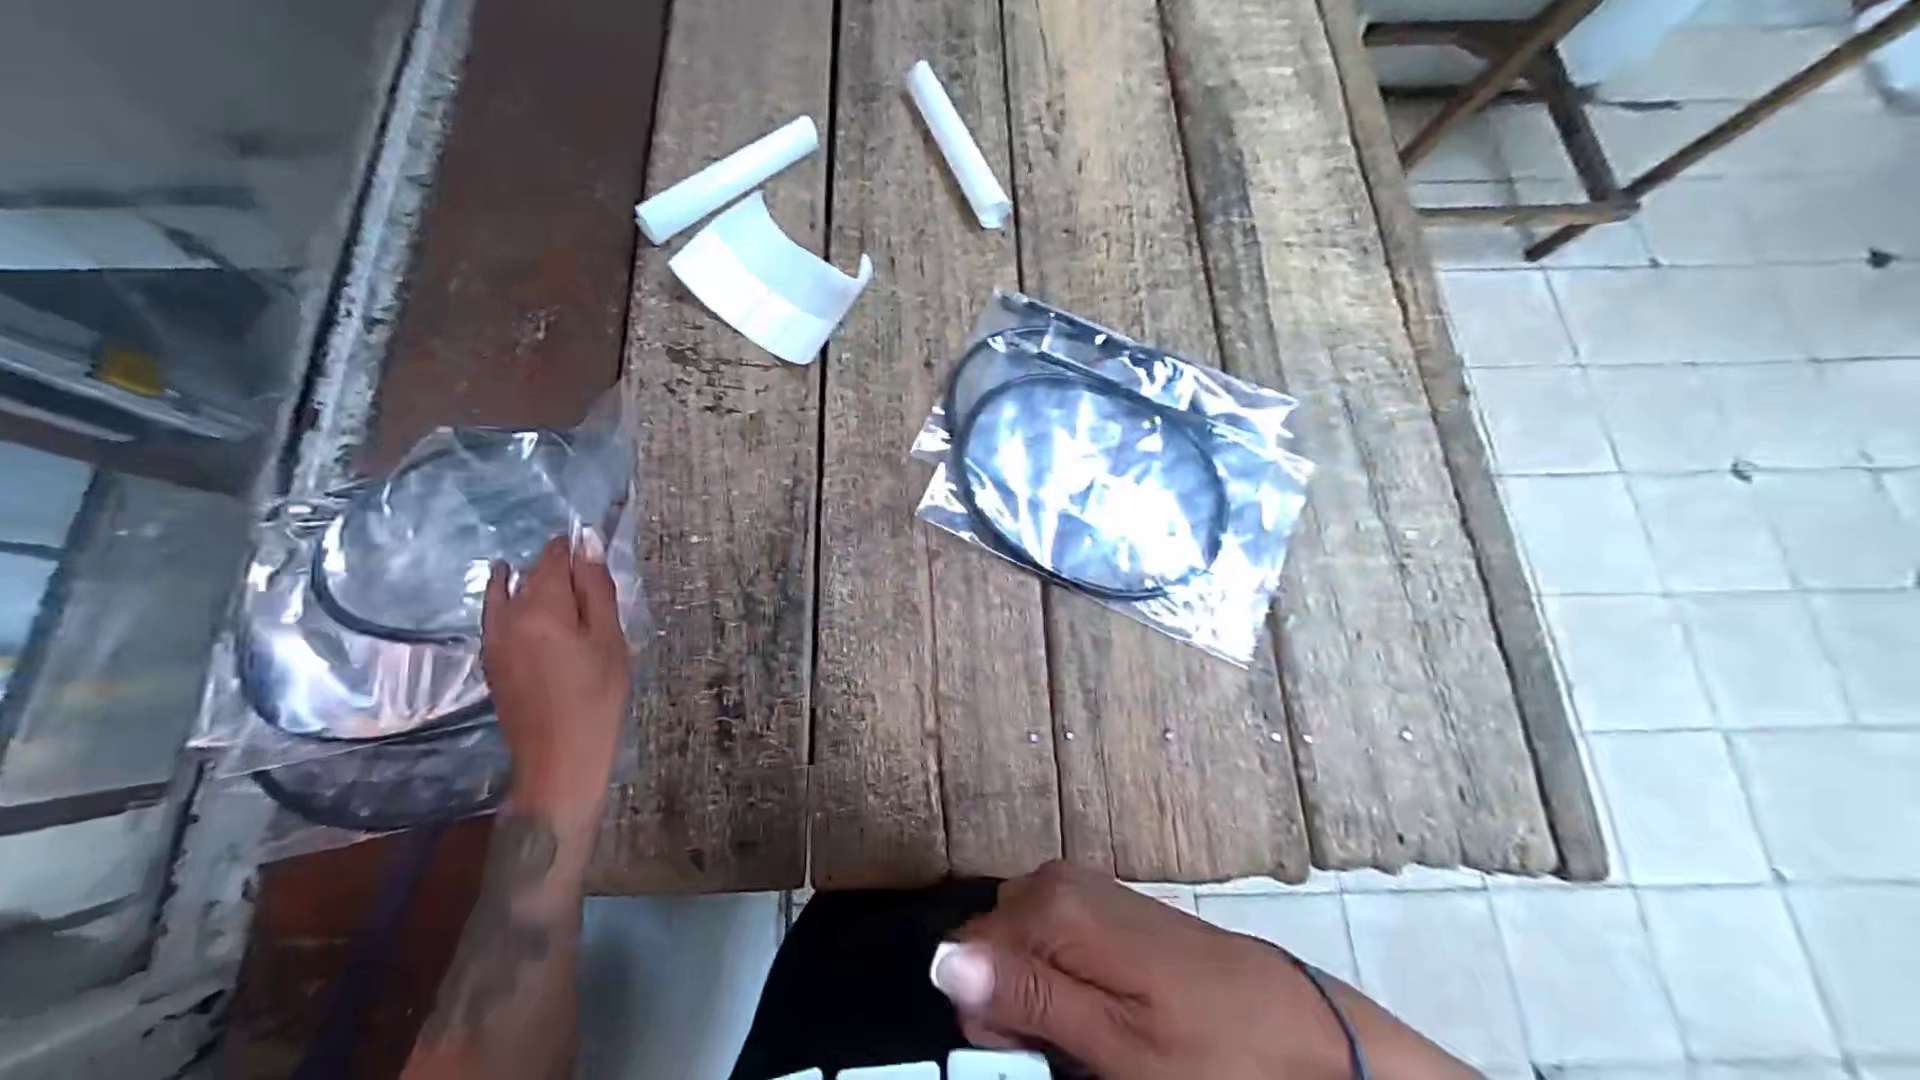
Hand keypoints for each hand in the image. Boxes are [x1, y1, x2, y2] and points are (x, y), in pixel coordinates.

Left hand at [481, 531, 630, 824]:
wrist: (559, 756)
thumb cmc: (597, 697)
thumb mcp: (609, 640)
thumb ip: (597, 590)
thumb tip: (587, 544)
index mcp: (543, 609)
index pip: (555, 560)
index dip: (573, 547)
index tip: (590, 538)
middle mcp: (509, 617)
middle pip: (532, 575)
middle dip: (555, 562)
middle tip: (583, 561)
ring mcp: (494, 639)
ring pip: (511, 592)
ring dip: (531, 577)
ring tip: (550, 569)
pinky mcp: (491, 658)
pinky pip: (495, 613)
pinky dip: (504, 595)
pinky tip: (507, 588)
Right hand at [932, 862, 1472, 1079]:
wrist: (1294, 1026)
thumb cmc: (1207, 1049)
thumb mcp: (1113, 1045)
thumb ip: (1026, 995)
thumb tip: (940, 958)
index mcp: (1052, 908)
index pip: (964, 958)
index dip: (992, 1014)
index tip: (1043, 1047)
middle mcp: (1055, 882)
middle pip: (989, 947)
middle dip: (1014, 1001)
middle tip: (1075, 1042)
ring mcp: (1079, 887)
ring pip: (1015, 945)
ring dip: (1037, 993)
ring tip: (1093, 1027)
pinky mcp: (1099, 901)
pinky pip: (1046, 938)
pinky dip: (1061, 977)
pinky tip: (1102, 1002)